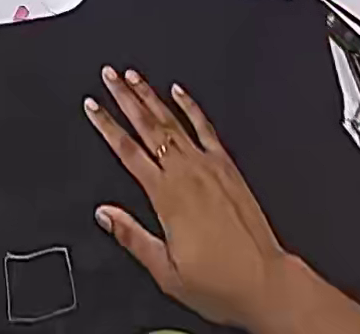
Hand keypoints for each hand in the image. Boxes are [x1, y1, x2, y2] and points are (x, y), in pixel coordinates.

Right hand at [85, 67, 359, 333]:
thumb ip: (132, 237)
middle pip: (146, 125)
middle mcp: (184, 173)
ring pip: (171, 120)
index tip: (93, 105)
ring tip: (133, 76)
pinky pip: (204, 128)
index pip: (127, 150)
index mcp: (166, 195)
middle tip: (108, 75)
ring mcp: (207, 165)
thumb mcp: (166, 271)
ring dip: (150, 95)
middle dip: (124, 96)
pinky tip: (178, 91)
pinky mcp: (226, 165)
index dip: (106, 125)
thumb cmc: (219, 283)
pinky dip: (190, 107)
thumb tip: (104, 214)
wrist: (267, 284)